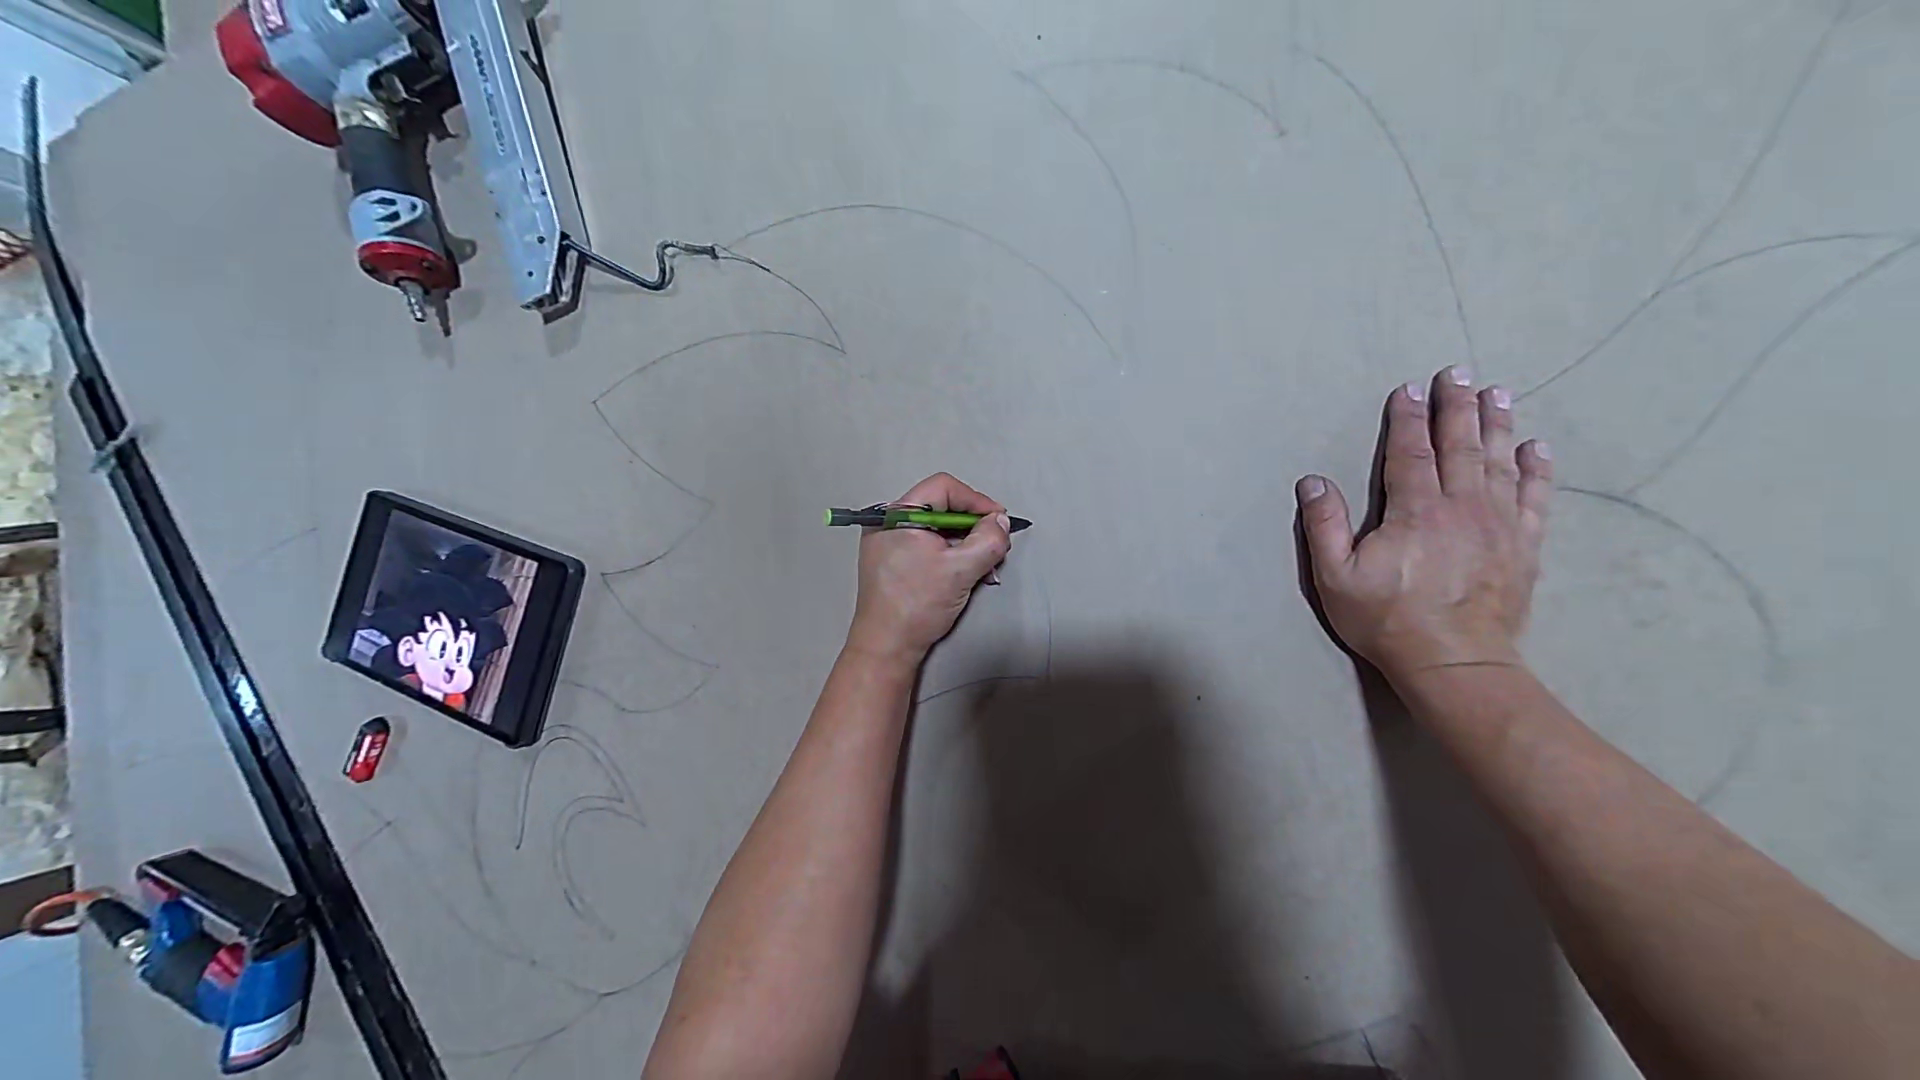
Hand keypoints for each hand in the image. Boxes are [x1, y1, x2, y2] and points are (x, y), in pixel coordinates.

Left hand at [845, 473, 1012, 666]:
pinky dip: (949, 555)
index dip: (976, 501)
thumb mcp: (961, 570)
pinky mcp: (893, 562)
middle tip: (993, 545)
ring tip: (982, 566)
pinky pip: (927, 546)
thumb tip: (1000, 521)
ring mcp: (888, 543)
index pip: (944, 487)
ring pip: (936, 529)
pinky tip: (964, 574)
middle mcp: (889, 523)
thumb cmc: (915, 606)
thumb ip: (988, 540)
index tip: (997, 520)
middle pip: (941, 506)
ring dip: (964, 543)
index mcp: (897, 515)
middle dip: (972, 526)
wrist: (885, 647)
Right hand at [1296, 366, 1552, 681]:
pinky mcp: (1523, 545)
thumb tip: (1313, 481)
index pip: (1410, 453)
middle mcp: (1462, 507)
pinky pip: (1536, 497)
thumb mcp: (1335, 577)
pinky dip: (1537, 469)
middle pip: (1459, 446)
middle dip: (1456, 406)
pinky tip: (1536, 447)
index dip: (1407, 419)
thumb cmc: (1386, 620)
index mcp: (1415, 511)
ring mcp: (1499, 524)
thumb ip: (1324, 526)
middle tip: (1458, 372)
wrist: (1454, 662)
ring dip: (1496, 424)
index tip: (1409, 389)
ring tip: (1497, 393)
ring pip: (1499, 462)